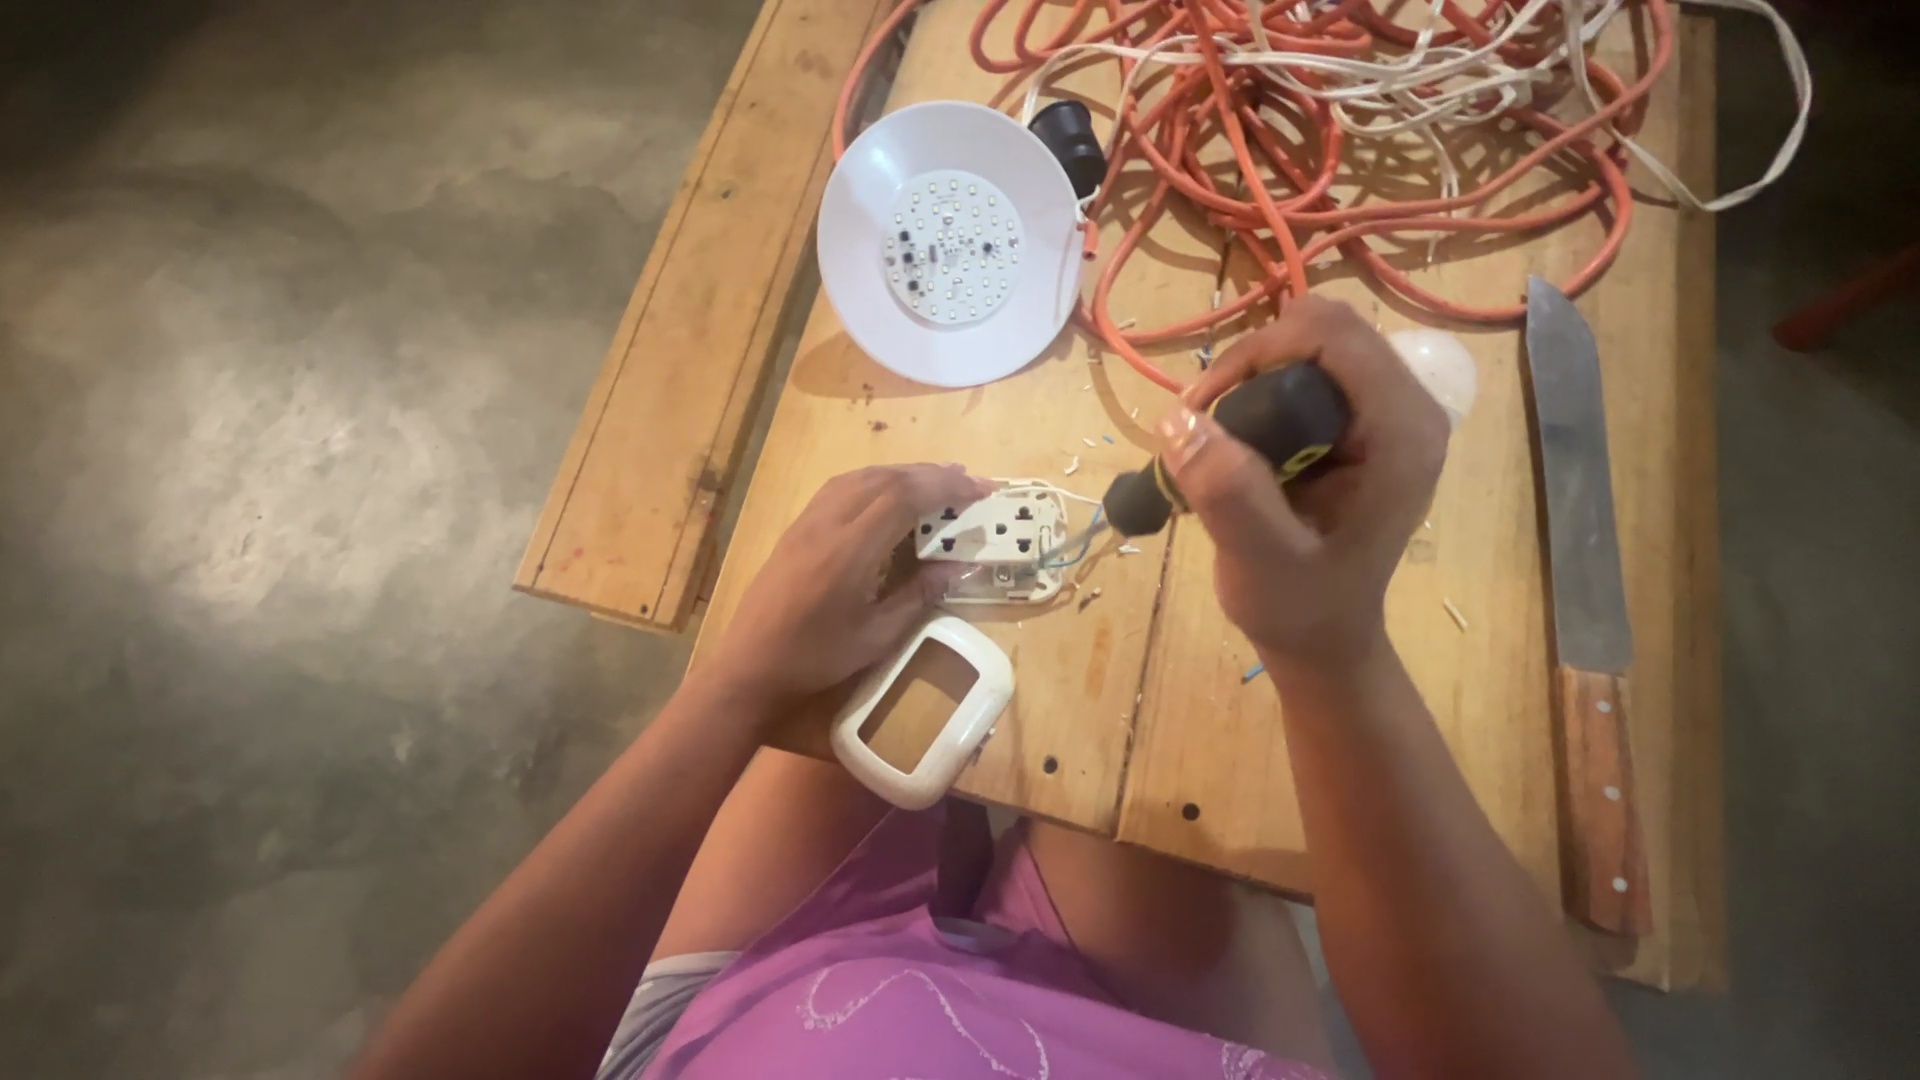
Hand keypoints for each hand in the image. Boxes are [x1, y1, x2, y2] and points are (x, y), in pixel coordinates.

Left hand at [706, 464, 993, 703]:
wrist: (750, 665)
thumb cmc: (816, 658)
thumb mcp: (877, 636)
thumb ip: (919, 595)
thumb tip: (958, 565)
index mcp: (849, 551)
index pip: (904, 497)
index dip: (946, 487)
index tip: (981, 490)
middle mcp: (827, 523)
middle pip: (886, 479)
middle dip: (932, 475)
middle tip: (970, 482)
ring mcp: (808, 521)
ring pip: (862, 476)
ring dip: (904, 473)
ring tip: (938, 480)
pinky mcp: (797, 526)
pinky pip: (842, 486)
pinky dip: (876, 480)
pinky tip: (891, 491)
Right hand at [1160, 296, 1448, 668]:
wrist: (1323, 637)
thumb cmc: (1299, 606)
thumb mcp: (1260, 558)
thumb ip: (1228, 491)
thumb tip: (1177, 419)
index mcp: (1400, 430)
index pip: (1330, 336)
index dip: (1256, 353)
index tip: (1203, 408)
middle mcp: (1405, 408)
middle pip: (1321, 331)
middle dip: (1248, 365)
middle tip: (1202, 423)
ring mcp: (1385, 414)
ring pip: (1309, 347)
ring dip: (1248, 379)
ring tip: (1211, 435)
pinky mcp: (1360, 426)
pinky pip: (1304, 375)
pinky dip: (1257, 394)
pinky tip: (1235, 443)